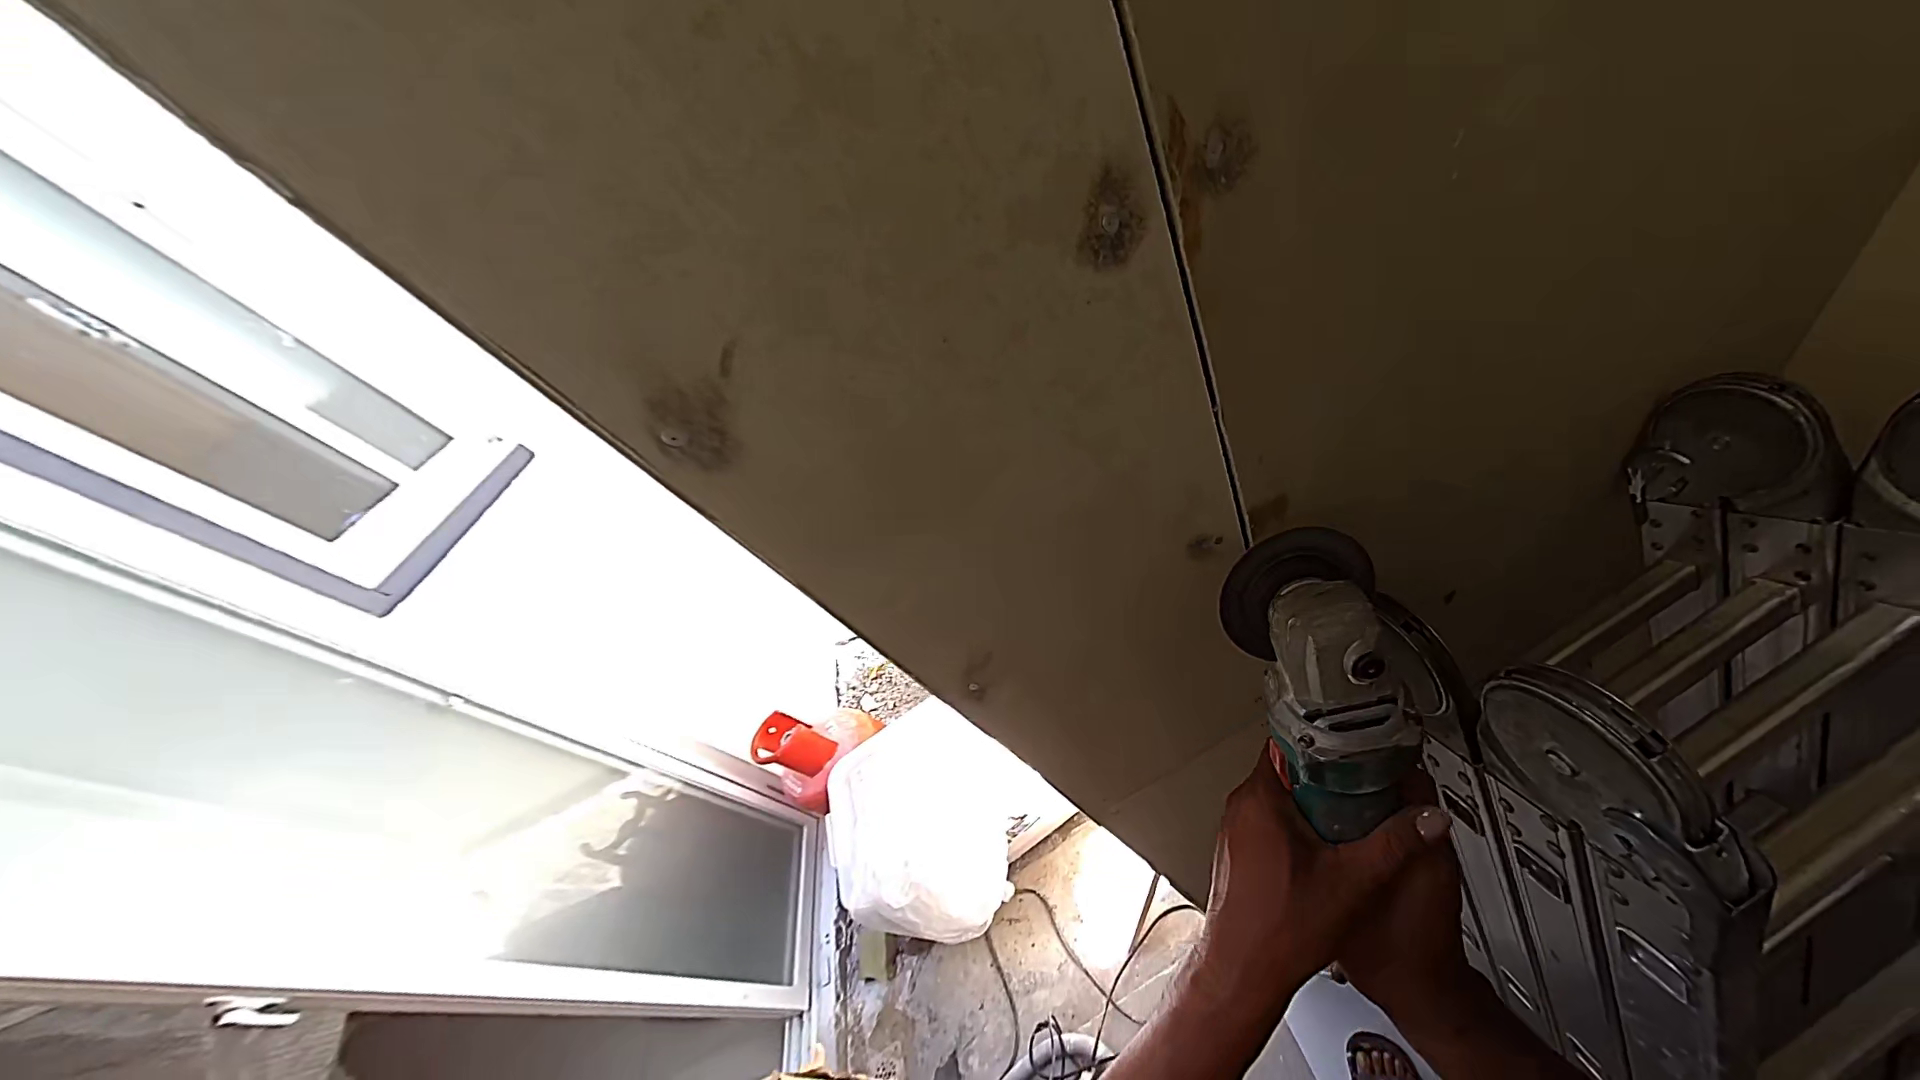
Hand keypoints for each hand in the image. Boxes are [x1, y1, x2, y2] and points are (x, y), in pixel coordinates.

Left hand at [1185, 746, 1453, 1023]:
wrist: (1245, 964)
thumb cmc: (1280, 928)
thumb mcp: (1352, 881)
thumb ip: (1394, 844)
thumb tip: (1425, 820)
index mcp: (1259, 800)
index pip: (1284, 746)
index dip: (1319, 742)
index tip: (1346, 742)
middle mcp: (1240, 806)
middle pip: (1286, 770)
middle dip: (1325, 776)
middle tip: (1360, 785)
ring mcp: (1236, 826)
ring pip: (1278, 796)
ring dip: (1312, 801)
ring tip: (1348, 816)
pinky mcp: (1238, 845)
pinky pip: (1269, 818)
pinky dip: (1297, 821)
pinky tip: (1323, 845)